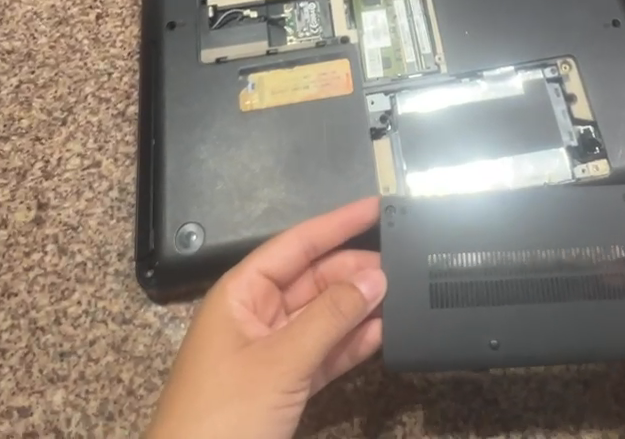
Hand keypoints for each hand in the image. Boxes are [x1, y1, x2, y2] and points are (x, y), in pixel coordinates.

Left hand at [146, 196, 384, 438]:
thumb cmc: (222, 418)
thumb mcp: (279, 363)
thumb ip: (330, 318)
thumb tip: (375, 279)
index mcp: (241, 293)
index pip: (297, 244)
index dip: (337, 224)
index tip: (376, 206)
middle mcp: (257, 314)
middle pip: (314, 278)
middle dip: (354, 271)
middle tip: (401, 264)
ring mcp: (271, 352)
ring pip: (323, 316)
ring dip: (359, 308)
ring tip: (402, 295)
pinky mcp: (284, 386)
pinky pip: (324, 353)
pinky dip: (351, 345)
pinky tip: (384, 334)